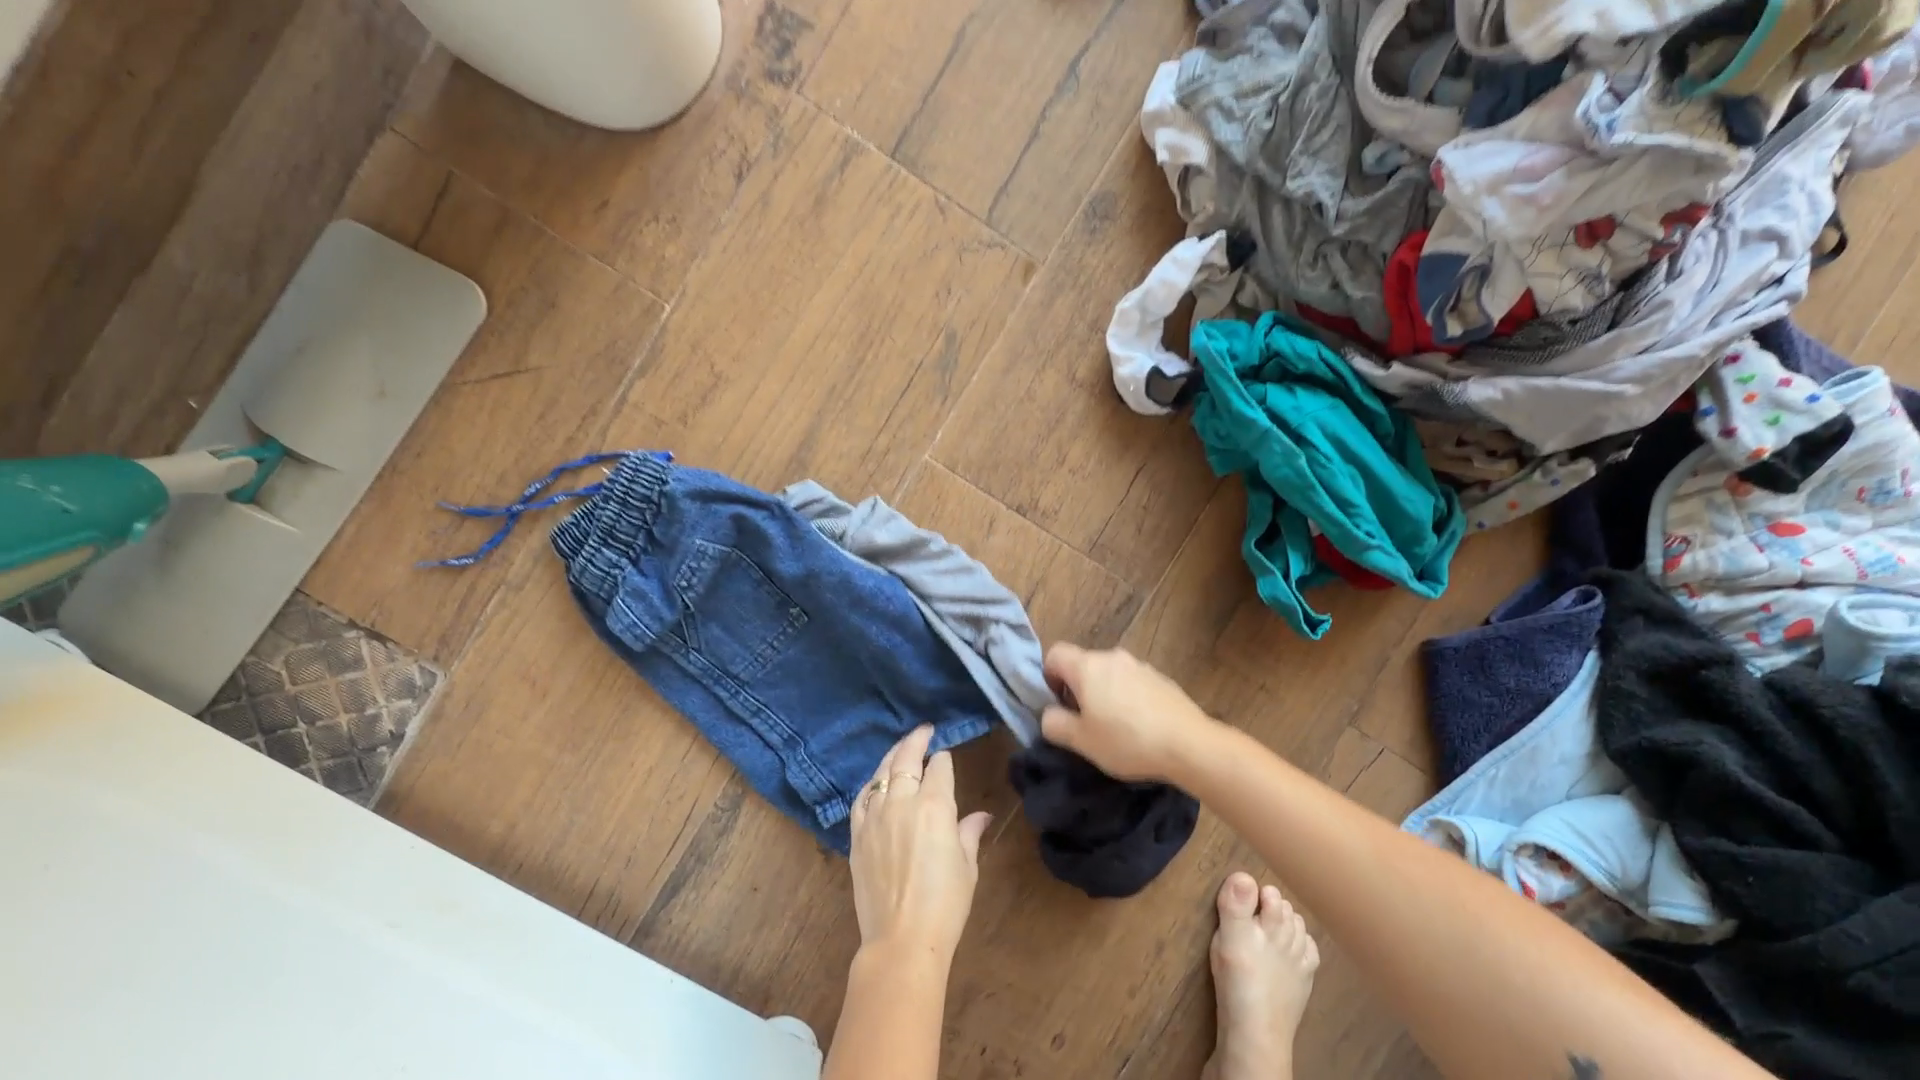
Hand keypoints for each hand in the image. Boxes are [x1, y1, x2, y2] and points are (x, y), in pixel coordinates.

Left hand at [847, 726, 992, 963]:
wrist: (901, 939)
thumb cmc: (945, 905)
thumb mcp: (967, 867)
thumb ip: (968, 833)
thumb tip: (980, 816)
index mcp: (935, 807)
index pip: (939, 769)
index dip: (944, 760)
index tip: (946, 757)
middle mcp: (902, 803)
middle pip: (906, 760)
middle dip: (916, 741)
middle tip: (924, 731)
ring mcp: (875, 818)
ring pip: (881, 775)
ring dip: (892, 757)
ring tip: (901, 749)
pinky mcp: (857, 836)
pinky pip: (861, 800)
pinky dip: (870, 786)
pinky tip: (875, 784)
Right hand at [1040, 643, 1215, 781]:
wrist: (1189, 745)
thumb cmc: (1127, 741)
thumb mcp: (1080, 741)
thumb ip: (1054, 723)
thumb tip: (1049, 713)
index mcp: (1088, 666)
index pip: (1054, 654)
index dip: (1048, 678)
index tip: (1058, 706)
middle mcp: (1113, 658)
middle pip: (1083, 665)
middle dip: (1077, 690)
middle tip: (1084, 723)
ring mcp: (1141, 666)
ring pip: (1109, 675)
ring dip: (1104, 694)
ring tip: (1114, 728)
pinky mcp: (1162, 679)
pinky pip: (1132, 684)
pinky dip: (1128, 699)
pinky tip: (1139, 727)